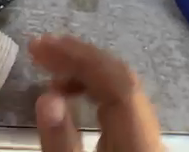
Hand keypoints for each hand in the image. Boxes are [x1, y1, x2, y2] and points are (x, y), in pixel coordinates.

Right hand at [30, 35, 161, 151]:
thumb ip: (62, 142)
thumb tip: (46, 97)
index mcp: (140, 142)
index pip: (119, 83)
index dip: (81, 57)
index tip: (43, 46)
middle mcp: (150, 134)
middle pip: (120, 79)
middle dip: (78, 56)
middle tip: (38, 46)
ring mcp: (147, 137)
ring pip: (120, 88)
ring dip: (81, 70)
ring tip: (46, 64)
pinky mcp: (139, 142)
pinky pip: (119, 104)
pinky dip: (90, 89)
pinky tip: (66, 90)